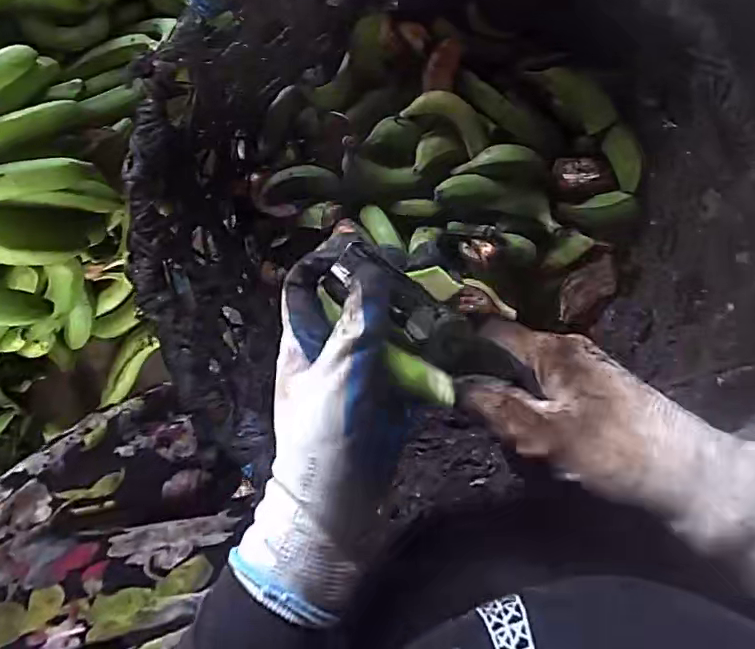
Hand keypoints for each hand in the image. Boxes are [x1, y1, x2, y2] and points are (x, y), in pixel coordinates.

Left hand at [230, 229, 406, 626]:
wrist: (334, 513)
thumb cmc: (323, 433)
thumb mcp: (339, 368)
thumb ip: (358, 318)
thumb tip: (372, 269)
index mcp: (304, 338)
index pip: (304, 284)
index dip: (323, 260)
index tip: (354, 241)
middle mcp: (331, 350)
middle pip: (352, 304)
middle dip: (379, 286)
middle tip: (414, 269)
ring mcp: (360, 376)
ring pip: (385, 334)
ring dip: (410, 320)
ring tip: (440, 303)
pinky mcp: (387, 401)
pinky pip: (409, 369)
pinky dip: (428, 358)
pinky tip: (451, 347)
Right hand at [459, 321, 754, 618]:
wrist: (695, 480)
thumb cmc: (618, 451)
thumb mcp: (548, 435)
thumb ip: (497, 407)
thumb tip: (453, 385)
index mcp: (551, 348)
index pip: (490, 329)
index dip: (458, 338)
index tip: (429, 355)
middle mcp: (564, 351)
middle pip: (505, 358)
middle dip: (488, 387)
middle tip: (476, 419)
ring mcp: (581, 374)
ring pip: (525, 384)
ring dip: (513, 410)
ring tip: (518, 445)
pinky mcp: (594, 399)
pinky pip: (546, 401)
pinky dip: (535, 420)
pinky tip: (542, 449)